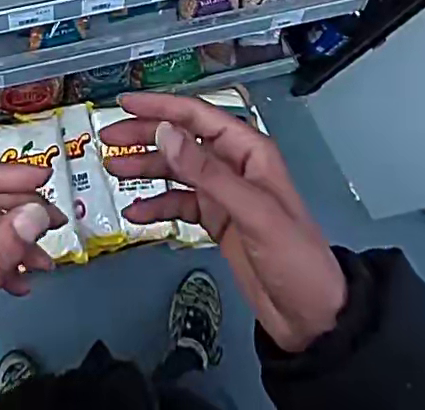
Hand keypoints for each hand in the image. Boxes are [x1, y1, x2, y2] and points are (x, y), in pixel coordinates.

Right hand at [100, 91, 346, 352]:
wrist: (315, 320)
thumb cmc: (293, 257)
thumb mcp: (251, 211)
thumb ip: (206, 172)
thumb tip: (165, 134)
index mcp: (247, 150)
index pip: (196, 116)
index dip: (159, 107)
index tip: (125, 104)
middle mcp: (231, 165)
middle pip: (180, 140)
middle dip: (144, 136)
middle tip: (109, 140)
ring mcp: (222, 192)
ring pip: (175, 170)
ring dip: (145, 168)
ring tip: (115, 170)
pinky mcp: (216, 219)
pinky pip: (179, 203)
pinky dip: (157, 205)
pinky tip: (137, 213)